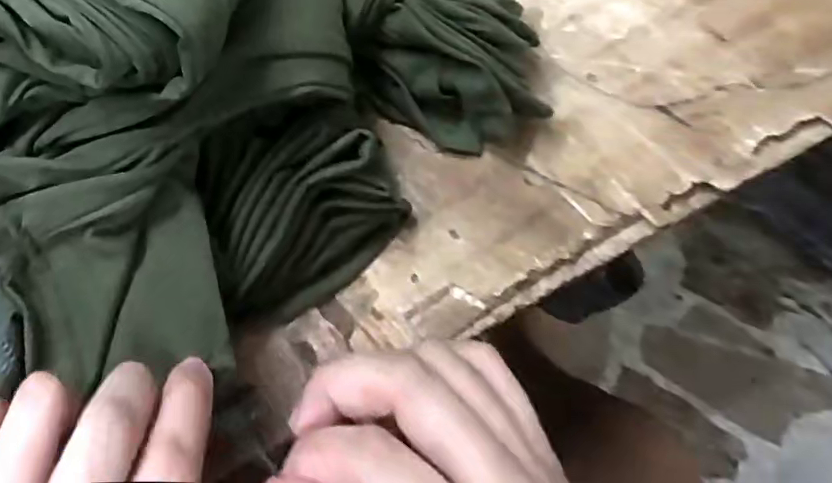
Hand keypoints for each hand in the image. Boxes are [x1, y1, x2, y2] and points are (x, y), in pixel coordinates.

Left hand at [0, 358, 213, 482]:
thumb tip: (199, 471)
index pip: (169, 470)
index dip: (188, 411)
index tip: (194, 372)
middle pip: (110, 423)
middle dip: (135, 387)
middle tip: (141, 382)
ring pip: (41, 399)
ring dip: (64, 402)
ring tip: (71, 422)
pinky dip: (1, 414)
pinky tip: (14, 439)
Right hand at [275, 342, 565, 482]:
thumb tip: (284, 478)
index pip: (377, 455)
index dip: (314, 454)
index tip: (283, 474)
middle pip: (412, 382)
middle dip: (338, 384)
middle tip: (304, 422)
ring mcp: (541, 464)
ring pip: (447, 360)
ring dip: (382, 368)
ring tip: (351, 407)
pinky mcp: (548, 455)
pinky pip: (488, 371)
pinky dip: (437, 363)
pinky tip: (407, 390)